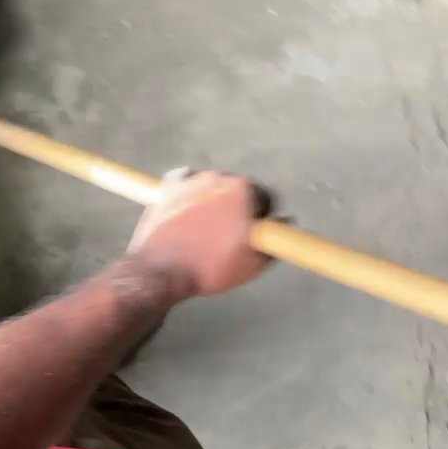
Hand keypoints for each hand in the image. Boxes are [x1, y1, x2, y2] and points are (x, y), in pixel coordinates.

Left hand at [127, 170, 270, 298]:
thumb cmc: (210, 268)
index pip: (264, 200)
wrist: (161, 271)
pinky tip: (185, 203)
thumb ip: (275, 240)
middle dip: (234, 208)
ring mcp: (190, 180)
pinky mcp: (166, 188)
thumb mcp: (252, 263)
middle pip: (236, 191)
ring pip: (210, 186)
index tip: (250, 237)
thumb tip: (286, 221)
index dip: (260, 219)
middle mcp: (219, 177)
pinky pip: (182, 179)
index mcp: (244, 190)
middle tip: (224, 235)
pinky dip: (186, 189)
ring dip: (211, 200)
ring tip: (202, 227)